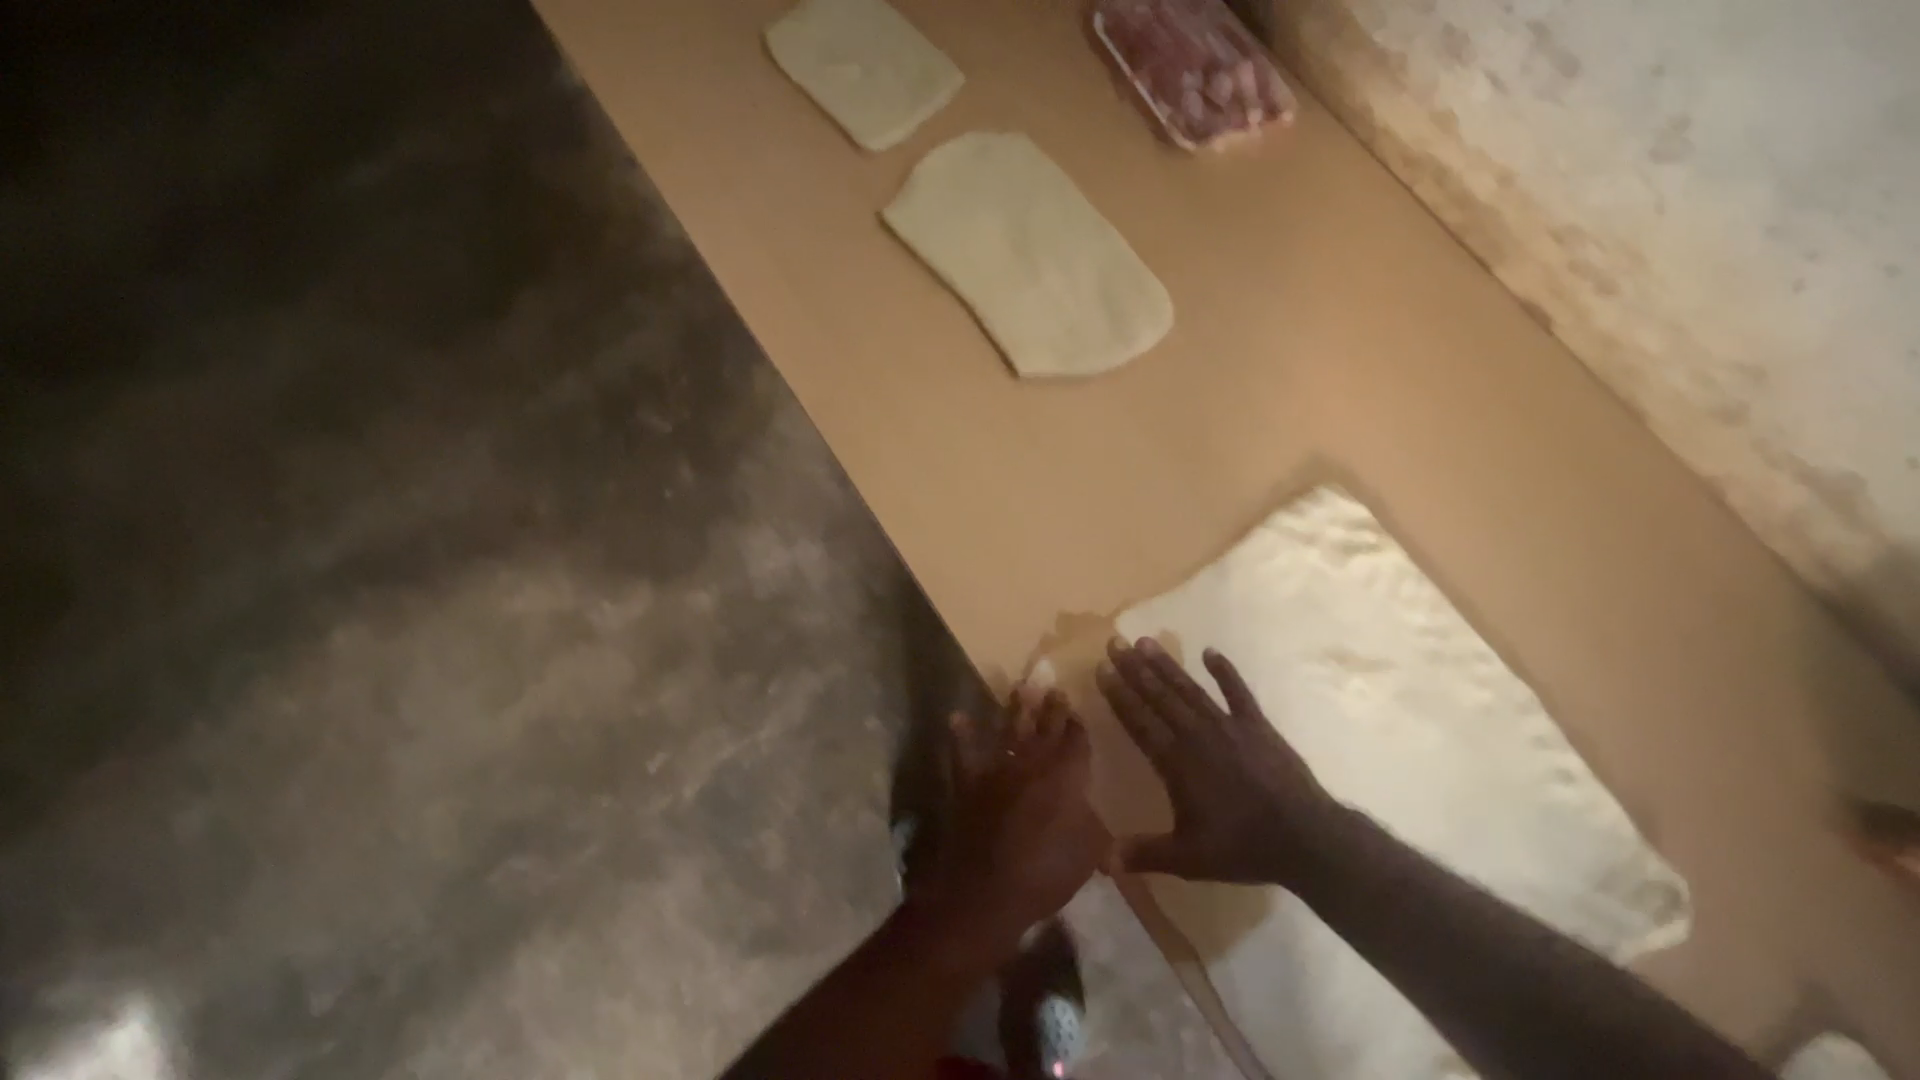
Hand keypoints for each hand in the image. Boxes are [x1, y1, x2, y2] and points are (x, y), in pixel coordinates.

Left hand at [916, 687, 1110, 954]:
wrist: (988, 891)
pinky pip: (964, 752)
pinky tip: (957, 716)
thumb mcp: (1088, 853)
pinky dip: (961, 734)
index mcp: (1067, 777)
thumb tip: (1090, 812)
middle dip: (1050, 707)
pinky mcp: (969, 783)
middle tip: (1051, 685)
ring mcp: (998, 771)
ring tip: (1019, 686)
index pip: (1076, 741)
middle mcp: (1033, 764)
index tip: (1076, 710)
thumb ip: (1094, 826)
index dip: (1077, 726)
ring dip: (1014, 708)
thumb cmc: (1047, 874)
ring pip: (1008, 730)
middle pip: (1044, 728)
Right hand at [1097, 637, 1342, 888]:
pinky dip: (1225, 672)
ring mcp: (1230, 727)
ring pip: (1191, 689)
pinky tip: (1210, 652)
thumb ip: (1145, 854)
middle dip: (1135, 670)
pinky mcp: (1258, 727)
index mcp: (1176, 763)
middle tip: (1115, 642)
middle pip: (1160, 697)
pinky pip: (1238, 693)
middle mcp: (1198, 736)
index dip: (1119, 696)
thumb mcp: (1188, 858)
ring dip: (1167, 666)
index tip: (1101, 670)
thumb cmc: (1242, 847)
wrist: (1305, 838)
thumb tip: (1104, 860)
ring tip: (1146, 642)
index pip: (1139, 722)